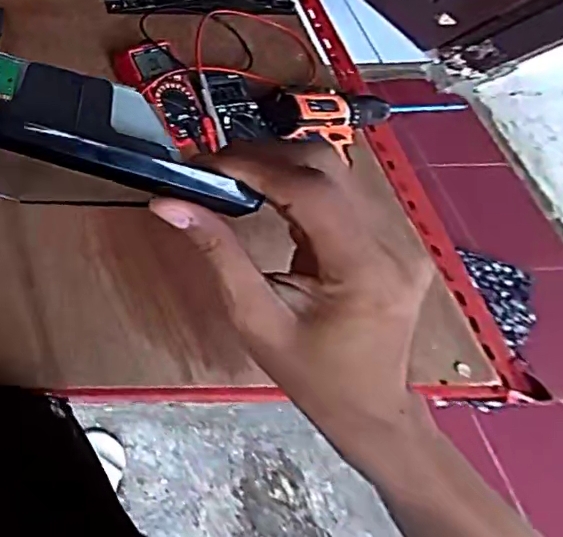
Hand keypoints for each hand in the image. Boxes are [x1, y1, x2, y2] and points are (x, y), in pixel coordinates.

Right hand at [149, 140, 437, 455]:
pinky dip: (289, 177)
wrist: (371, 409)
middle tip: (209, 168)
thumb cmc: (311, 371)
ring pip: (331, 169)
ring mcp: (395, 240)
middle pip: (325, 166)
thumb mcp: (252, 314)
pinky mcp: (385, 238)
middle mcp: (392, 246)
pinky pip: (335, 187)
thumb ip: (216, 249)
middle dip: (259, 155)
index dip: (252, 165)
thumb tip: (167, 202)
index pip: (310, 190)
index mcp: (364, 269)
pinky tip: (257, 191)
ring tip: (227, 175)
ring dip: (273, 161)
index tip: (201, 164)